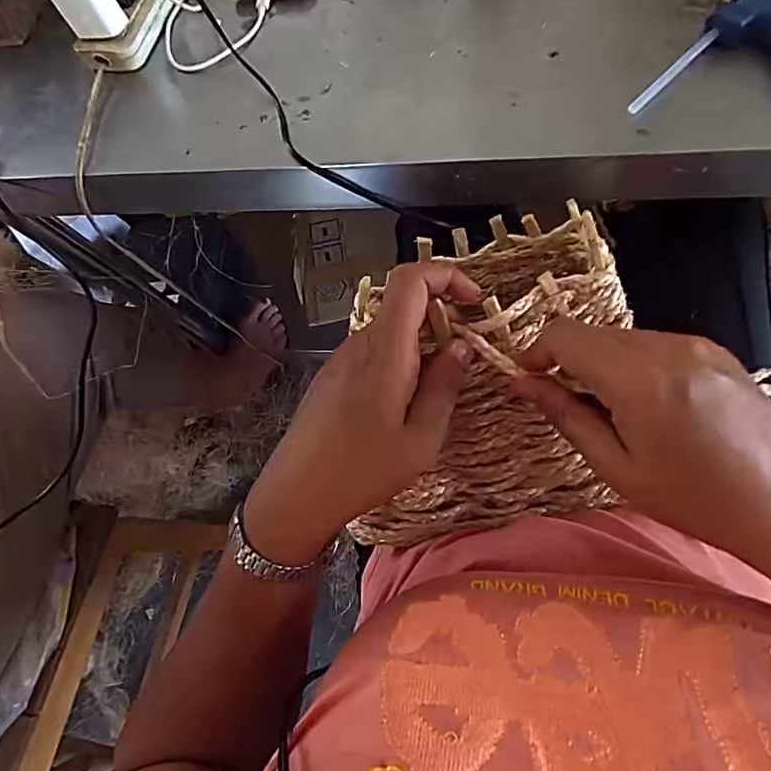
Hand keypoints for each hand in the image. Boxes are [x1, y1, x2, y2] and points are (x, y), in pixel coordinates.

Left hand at [242, 262, 481, 564]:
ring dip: (424, 341)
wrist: (295, 495)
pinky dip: (403, 357)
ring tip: (439, 387)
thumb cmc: (361, 472)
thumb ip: (446, 385)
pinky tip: (407, 400)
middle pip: (405, 302)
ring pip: (392, 328)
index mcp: (385, 351)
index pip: (410, 279)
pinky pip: (376, 349)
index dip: (447, 275)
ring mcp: (343, 357)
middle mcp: (360, 343)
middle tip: (467, 355)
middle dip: (444, 316)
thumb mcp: (421, 438)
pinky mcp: (334, 374)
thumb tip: (464, 346)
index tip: (475, 301)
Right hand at [510, 321, 770, 554]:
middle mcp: (667, 346)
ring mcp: (696, 343)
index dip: (536, 351)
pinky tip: (652, 405)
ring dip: (602, 363)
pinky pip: (655, 344)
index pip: (565, 335)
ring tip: (617, 414)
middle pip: (593, 333)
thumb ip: (567, 416)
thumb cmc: (696, 499)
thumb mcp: (618, 468)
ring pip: (623, 337)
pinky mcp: (715, 349)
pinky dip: (635, 364)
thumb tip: (524, 383)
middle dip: (569, 360)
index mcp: (638, 378)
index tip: (529, 381)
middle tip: (570, 407)